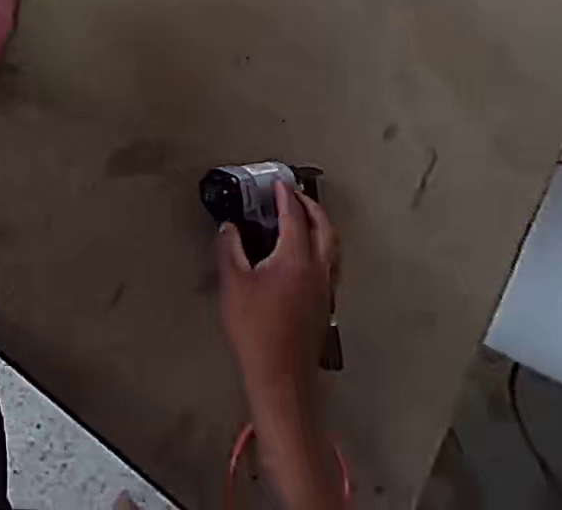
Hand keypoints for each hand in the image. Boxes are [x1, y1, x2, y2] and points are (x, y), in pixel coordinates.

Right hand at [216, 183, 337, 401]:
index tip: (279, 185)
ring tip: (308, 217)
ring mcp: (325, 289)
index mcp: (295, 259)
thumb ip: (229, 248)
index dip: (286, 197)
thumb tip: (228, 229)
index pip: (294, 217)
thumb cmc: (256, 332)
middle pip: (323, 227)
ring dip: (322, 225)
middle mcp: (317, 270)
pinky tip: (310, 255)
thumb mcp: (233, 284)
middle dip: (311, 205)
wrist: (279, 377)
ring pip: (333, 247)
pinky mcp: (325, 305)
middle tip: (296, 194)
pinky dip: (324, 246)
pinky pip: (331, 264)